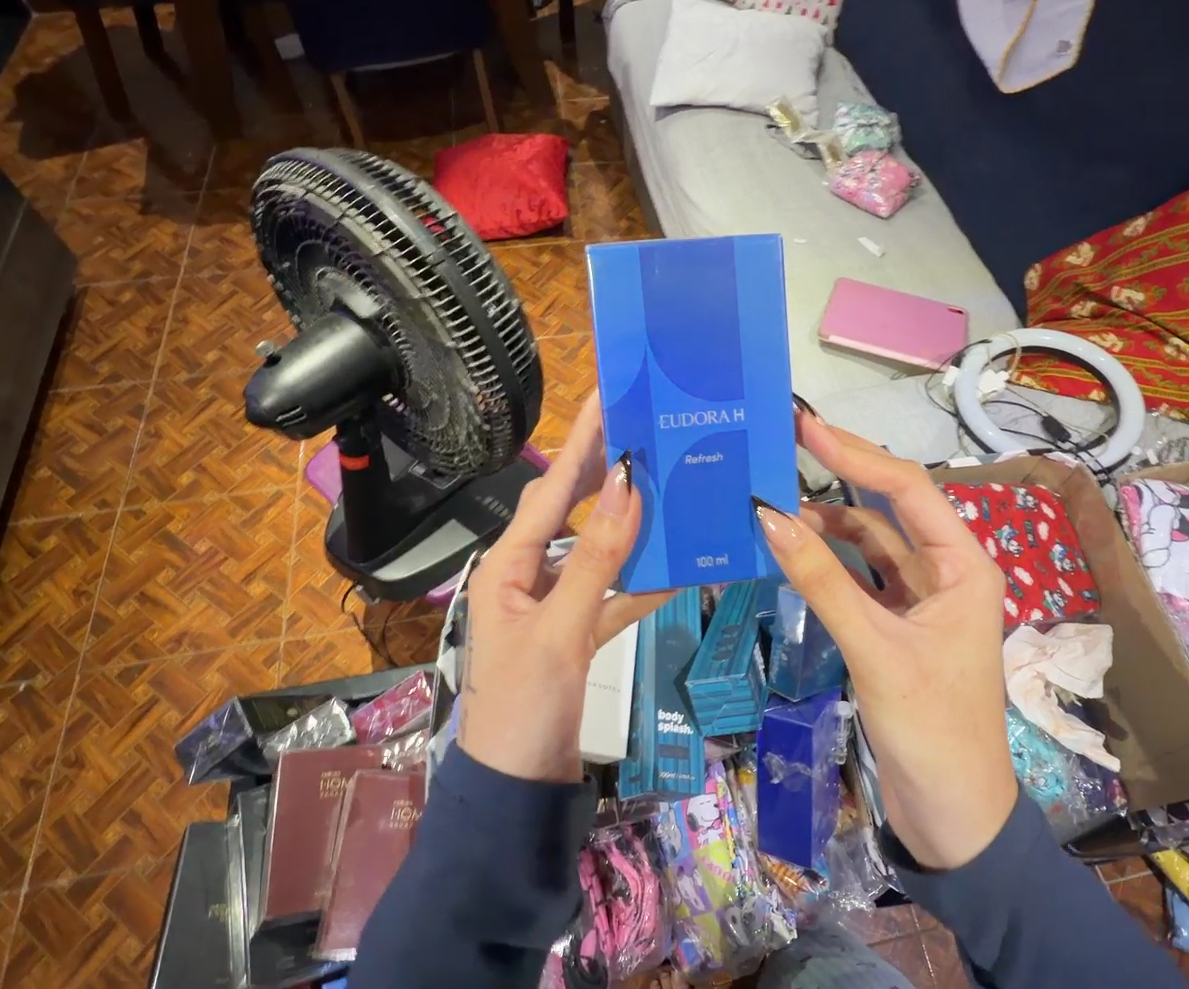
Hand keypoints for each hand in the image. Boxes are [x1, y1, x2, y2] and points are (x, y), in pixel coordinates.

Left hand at [457, 393, 674, 782]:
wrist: (518, 790)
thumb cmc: (524, 707)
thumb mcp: (559, 630)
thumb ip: (595, 559)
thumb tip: (625, 486)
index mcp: (508, 564)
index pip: (550, 489)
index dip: (581, 442)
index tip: (609, 397)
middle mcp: (529, 574)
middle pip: (573, 512)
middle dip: (606, 473)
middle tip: (646, 430)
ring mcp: (556, 605)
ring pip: (600, 552)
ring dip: (633, 527)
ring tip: (671, 485)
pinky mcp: (579, 634)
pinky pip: (615, 597)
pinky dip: (642, 585)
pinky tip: (679, 566)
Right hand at [754, 413, 1017, 869]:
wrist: (953, 811)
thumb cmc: (930, 727)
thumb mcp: (874, 649)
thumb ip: (822, 582)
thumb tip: (768, 517)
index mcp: (964, 565)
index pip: (907, 490)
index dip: (856, 455)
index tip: (805, 428)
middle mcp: (946, 570)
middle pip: (889, 506)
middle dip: (842, 474)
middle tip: (787, 442)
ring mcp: (920, 597)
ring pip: (870, 540)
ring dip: (827, 520)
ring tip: (775, 500)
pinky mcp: (897, 622)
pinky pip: (860, 575)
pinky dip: (827, 559)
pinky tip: (794, 547)